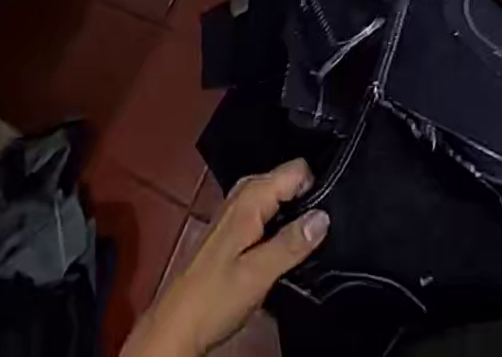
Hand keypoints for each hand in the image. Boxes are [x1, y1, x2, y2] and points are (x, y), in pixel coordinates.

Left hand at [121, 160, 329, 356]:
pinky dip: (281, 224)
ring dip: (295, 214)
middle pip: (288, 181)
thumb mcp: (258, 274)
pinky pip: (269, 212)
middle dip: (307, 199)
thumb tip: (324, 216)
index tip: (328, 213)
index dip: (316, 186)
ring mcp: (237, 212)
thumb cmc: (214, 300)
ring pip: (279, 198)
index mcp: (250, 197)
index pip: (297, 169)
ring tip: (308, 242)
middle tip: (321, 231)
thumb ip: (292, 243)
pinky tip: (287, 249)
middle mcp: (243, 195)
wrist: (174, 330)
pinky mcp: (235, 230)